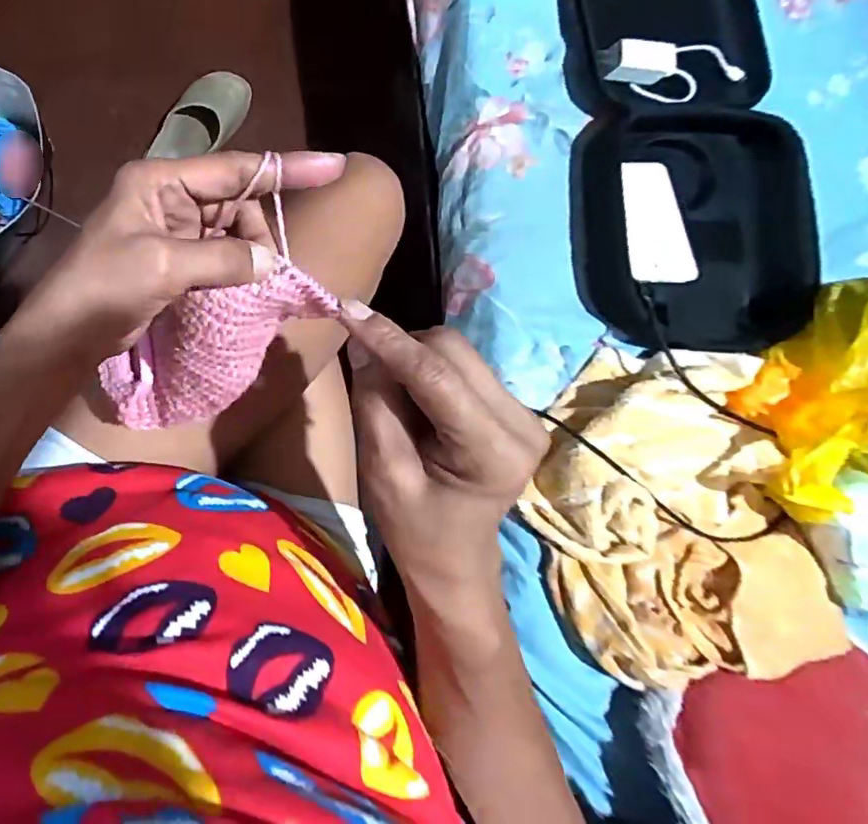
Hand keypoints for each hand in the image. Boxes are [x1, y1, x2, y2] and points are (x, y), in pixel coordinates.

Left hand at [11, 151, 346, 363]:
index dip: (285, 167)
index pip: (234, 168)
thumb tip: (270, 263)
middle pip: (234, 199)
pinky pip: (215, 254)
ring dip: (247, 253)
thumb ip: (222, 258)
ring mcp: (167, 228)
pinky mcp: (169, 258)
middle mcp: (165, 196)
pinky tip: (247, 283)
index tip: (336, 165)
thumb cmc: (104, 287)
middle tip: (271, 266)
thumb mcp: (163, 266)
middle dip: (258, 229)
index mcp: (158, 181)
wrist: (64, 332)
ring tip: (257, 280)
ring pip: (228, 229)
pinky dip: (233, 267)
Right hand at [342, 307, 547, 593]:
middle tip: (366, 375)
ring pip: (454, 351)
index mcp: (493, 450)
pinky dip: (423, 367)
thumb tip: (362, 343)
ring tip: (390, 397)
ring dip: (410, 357)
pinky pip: (458, 363)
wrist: (453, 558)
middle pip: (450, 350)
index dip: (388, 339)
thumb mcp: (382, 471)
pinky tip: (411, 400)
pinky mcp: (509, 405)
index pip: (435, 376)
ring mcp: (521, 411)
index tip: (346, 309)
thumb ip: (374, 404)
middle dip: (399, 349)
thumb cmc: (413, 527)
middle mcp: (520, 422)